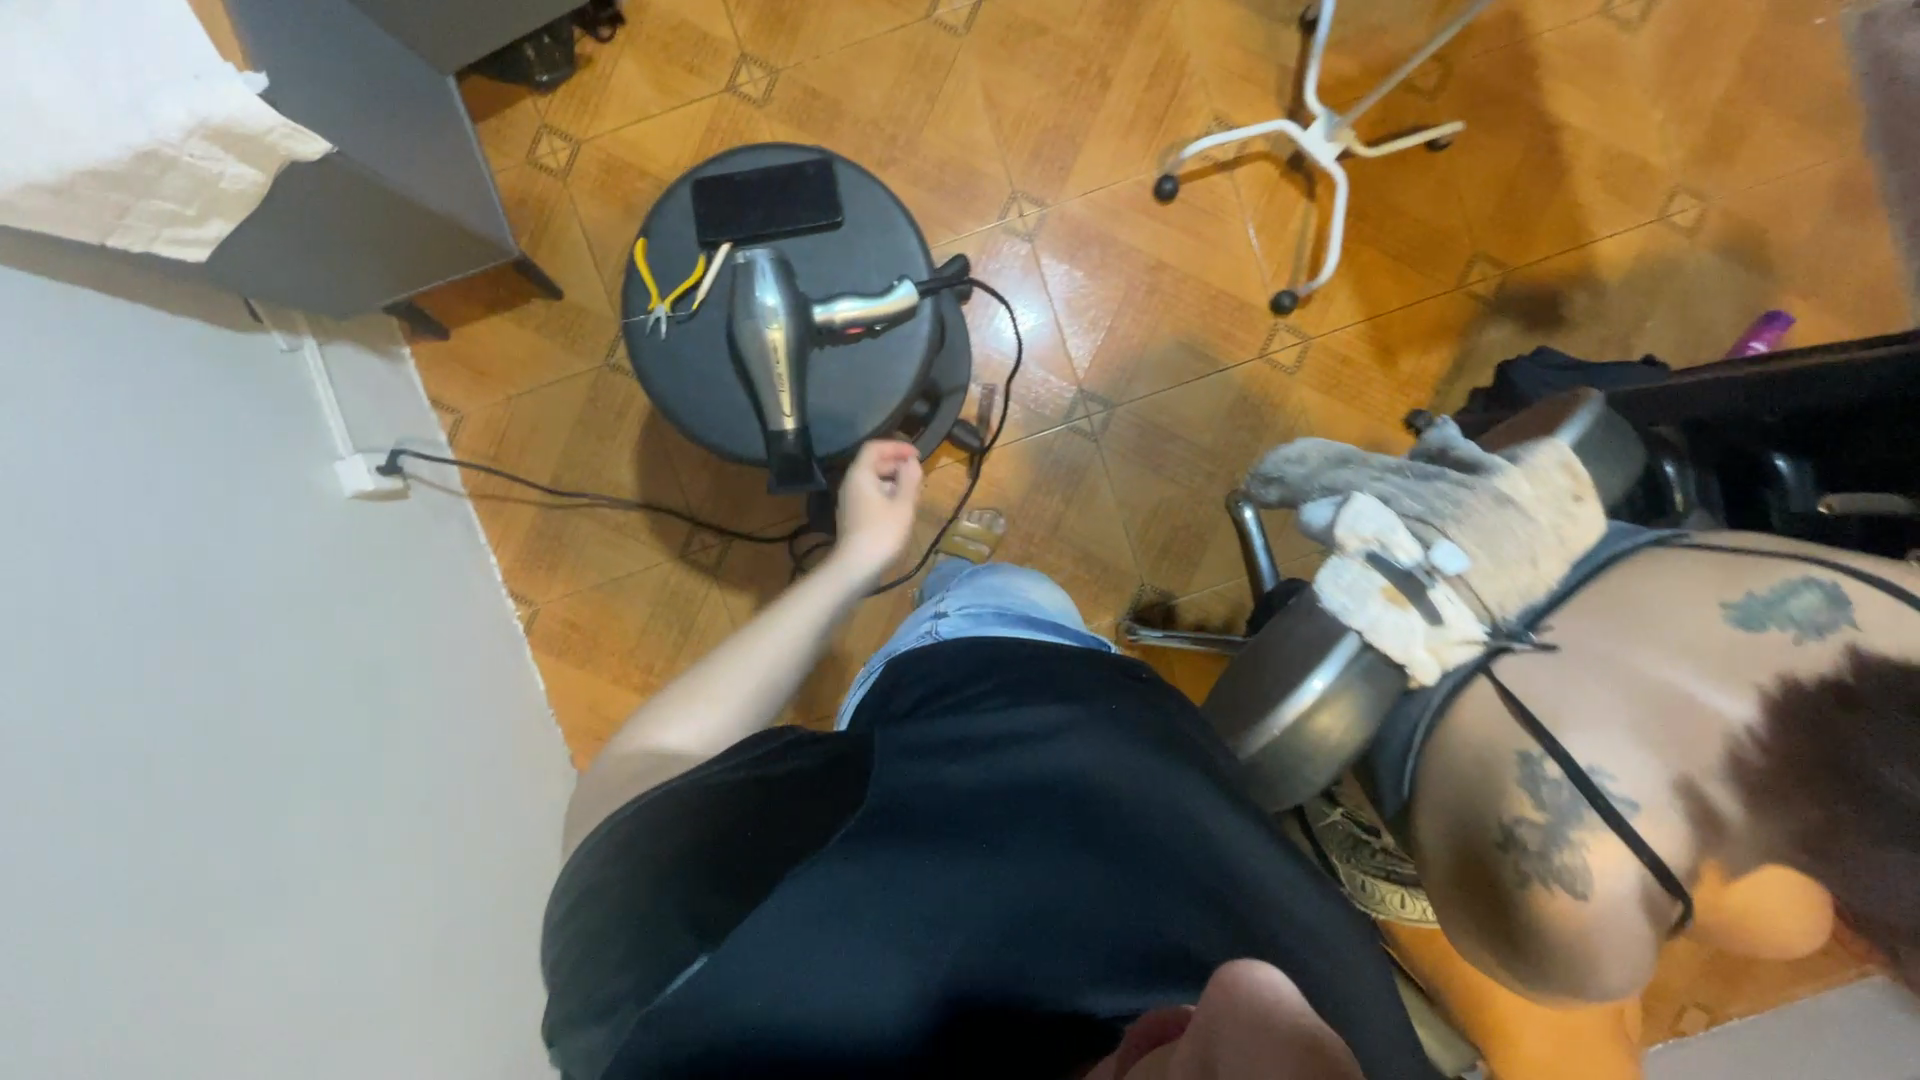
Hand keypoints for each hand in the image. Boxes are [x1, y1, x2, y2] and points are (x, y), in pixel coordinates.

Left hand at [834, 440, 923, 577]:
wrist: (856, 567)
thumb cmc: (882, 533)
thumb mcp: (903, 504)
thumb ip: (909, 479)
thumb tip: (911, 462)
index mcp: (860, 474)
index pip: (875, 447)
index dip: (897, 446)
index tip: (917, 455)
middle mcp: (851, 483)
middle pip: (873, 464)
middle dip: (897, 465)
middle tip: (918, 475)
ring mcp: (849, 501)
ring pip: (873, 481)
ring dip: (893, 482)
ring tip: (913, 493)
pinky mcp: (852, 516)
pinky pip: (870, 496)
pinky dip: (886, 495)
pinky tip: (900, 510)